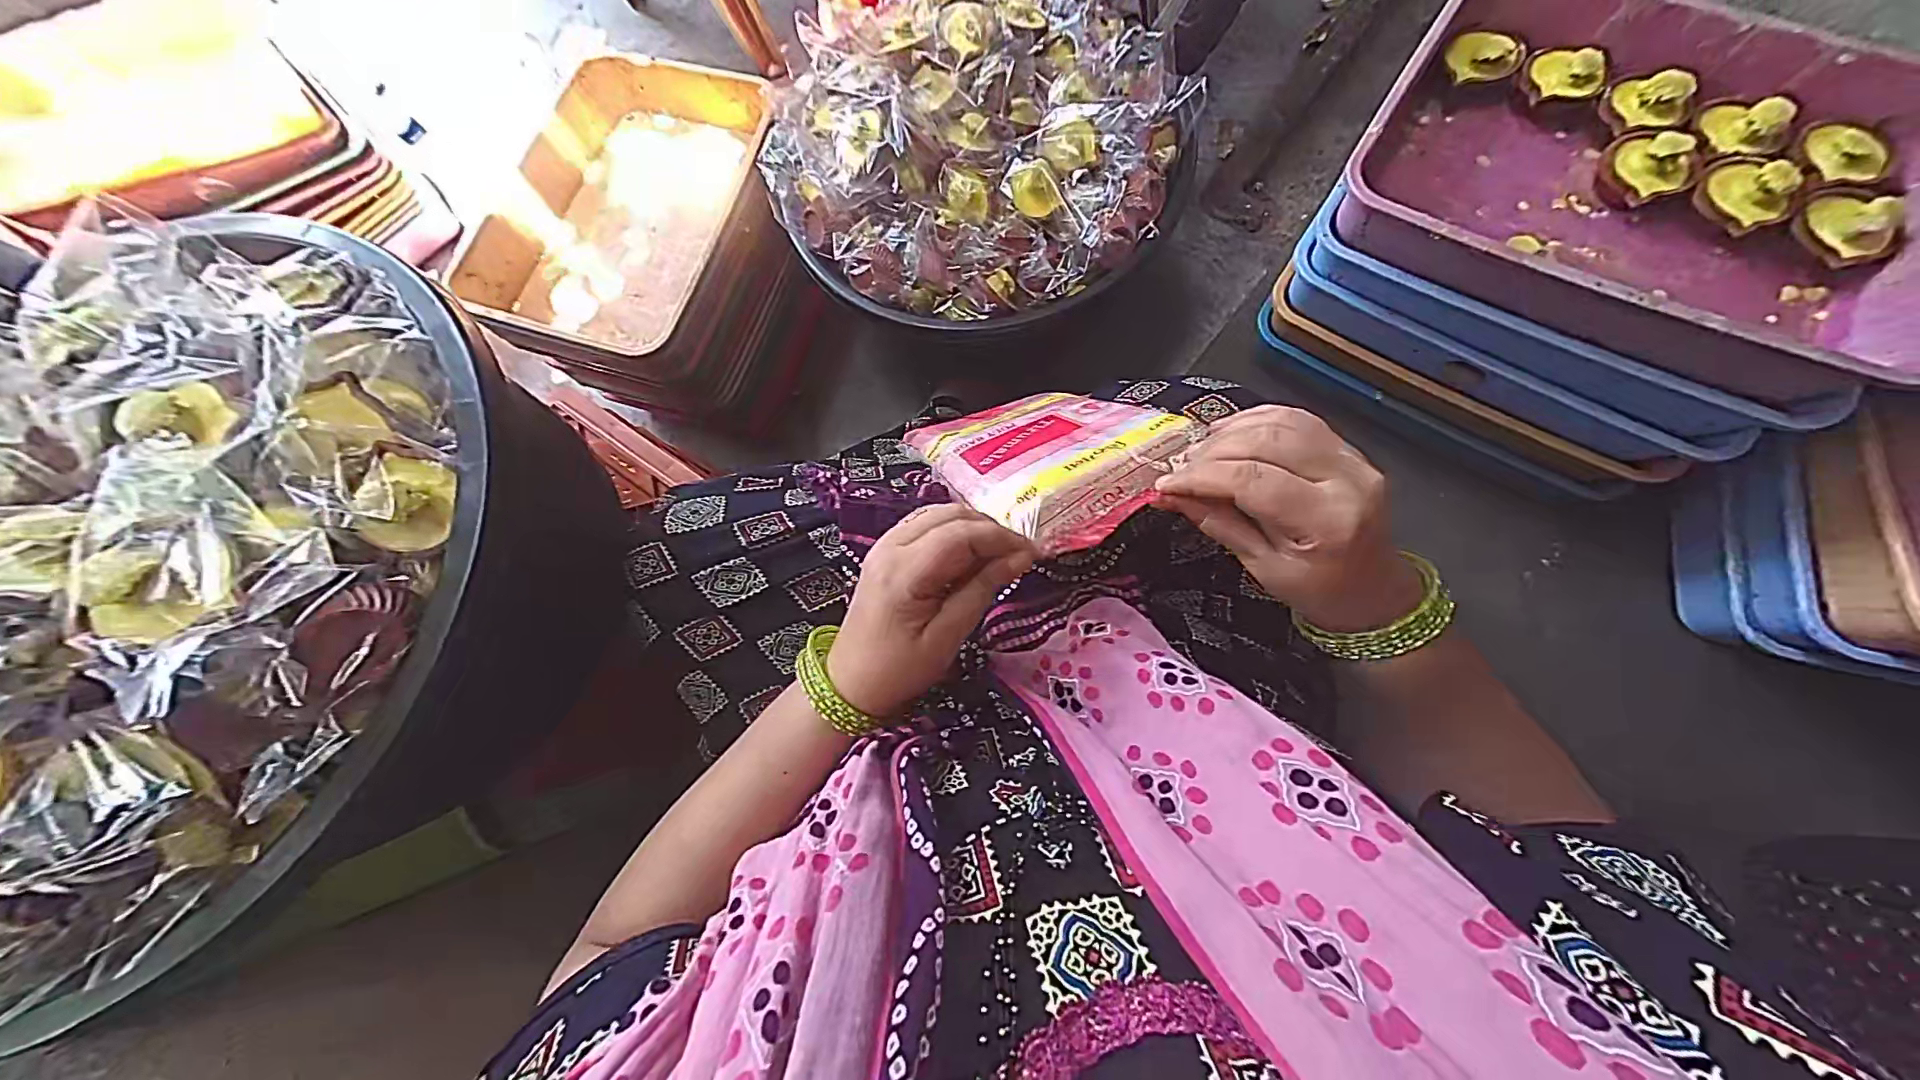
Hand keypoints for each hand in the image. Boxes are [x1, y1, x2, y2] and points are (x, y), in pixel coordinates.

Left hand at [827, 504, 1037, 716]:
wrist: (849, 683)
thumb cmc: (898, 669)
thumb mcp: (947, 637)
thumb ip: (981, 591)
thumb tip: (1019, 559)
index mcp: (904, 571)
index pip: (961, 534)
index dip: (1001, 538)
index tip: (1031, 553)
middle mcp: (890, 547)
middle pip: (950, 516)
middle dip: (990, 529)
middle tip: (1018, 555)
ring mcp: (883, 545)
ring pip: (938, 515)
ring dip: (972, 528)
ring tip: (997, 556)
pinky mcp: (884, 551)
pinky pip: (925, 526)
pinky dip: (953, 532)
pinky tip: (969, 556)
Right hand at [1152, 405, 1422, 631]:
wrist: (1372, 590)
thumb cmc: (1319, 589)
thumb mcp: (1261, 567)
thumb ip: (1217, 523)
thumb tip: (1172, 497)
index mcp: (1326, 521)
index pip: (1253, 480)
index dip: (1202, 477)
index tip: (1168, 484)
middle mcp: (1347, 480)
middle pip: (1266, 442)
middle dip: (1212, 451)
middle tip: (1179, 468)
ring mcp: (1351, 459)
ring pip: (1281, 421)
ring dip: (1230, 431)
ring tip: (1199, 452)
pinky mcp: (1346, 449)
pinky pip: (1296, 419)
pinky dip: (1255, 420)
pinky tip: (1228, 435)